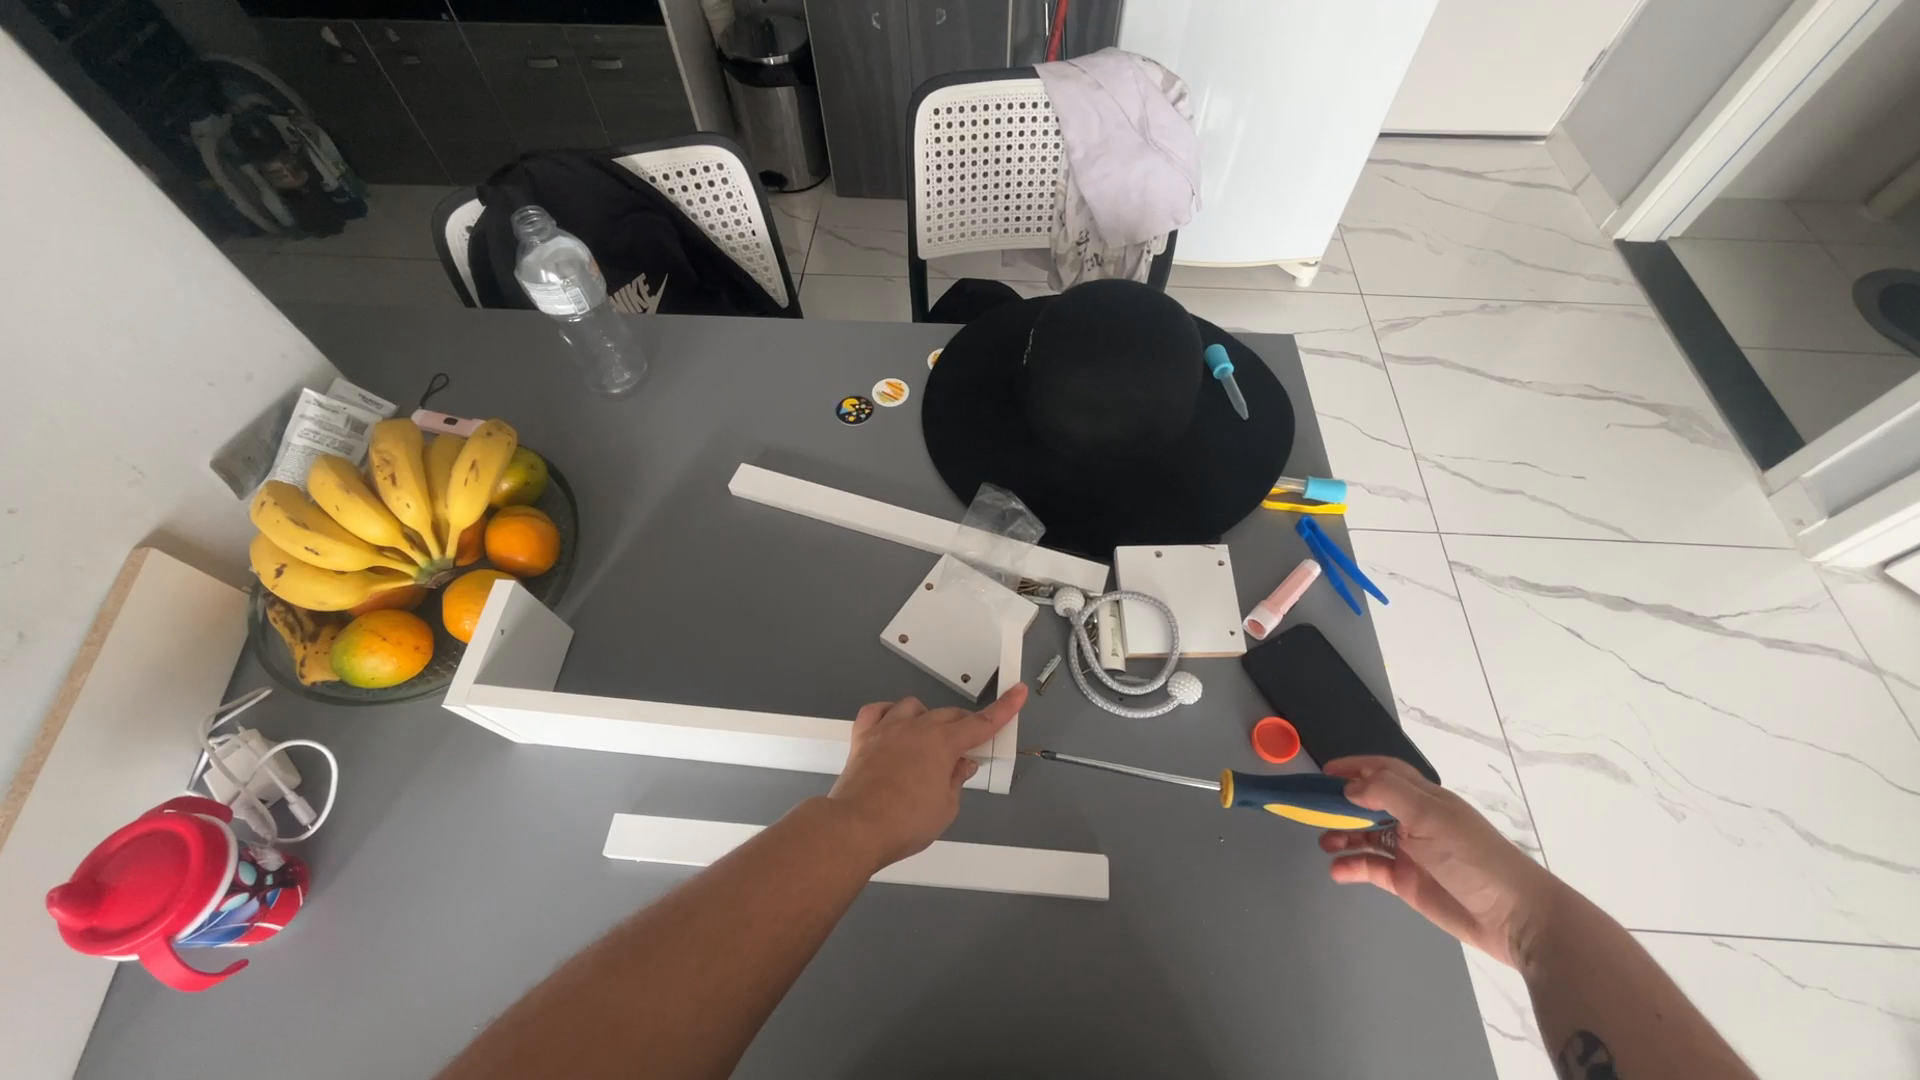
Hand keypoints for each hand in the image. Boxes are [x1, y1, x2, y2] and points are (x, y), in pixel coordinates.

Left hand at [827, 685, 1026, 869]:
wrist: (857, 827)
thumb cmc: (902, 822)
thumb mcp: (946, 808)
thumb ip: (956, 780)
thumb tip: (961, 766)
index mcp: (943, 743)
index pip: (982, 722)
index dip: (1005, 708)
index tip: (1017, 693)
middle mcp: (917, 728)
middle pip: (950, 715)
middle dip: (963, 726)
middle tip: (966, 748)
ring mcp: (888, 729)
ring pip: (914, 706)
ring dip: (926, 717)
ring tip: (927, 740)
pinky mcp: (864, 737)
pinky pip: (876, 711)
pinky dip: (887, 714)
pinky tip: (891, 726)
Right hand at [1319, 756, 1564, 967]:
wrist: (1516, 918)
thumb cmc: (1475, 858)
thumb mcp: (1431, 816)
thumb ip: (1387, 793)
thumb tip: (1349, 787)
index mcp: (1424, 799)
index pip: (1384, 772)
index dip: (1355, 768)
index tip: (1324, 772)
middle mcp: (1414, 820)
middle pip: (1367, 803)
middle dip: (1339, 804)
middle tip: (1311, 809)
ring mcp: (1409, 851)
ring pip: (1364, 835)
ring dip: (1341, 835)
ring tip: (1325, 842)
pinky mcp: (1406, 881)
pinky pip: (1370, 867)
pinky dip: (1350, 866)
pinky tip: (1338, 870)